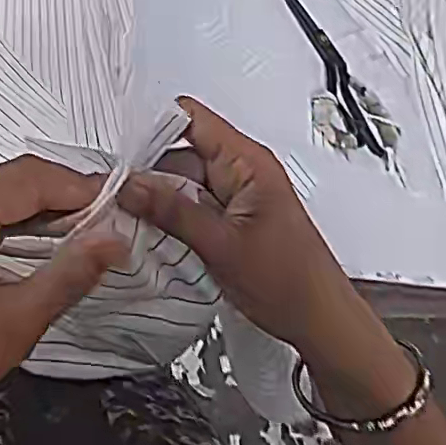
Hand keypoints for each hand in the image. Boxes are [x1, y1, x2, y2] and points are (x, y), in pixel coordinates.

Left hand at [0, 156, 127, 444]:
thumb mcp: (18, 320)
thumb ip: (69, 274)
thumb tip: (115, 238)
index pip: (27, 181)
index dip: (76, 187)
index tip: (119, 201)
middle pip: (20, 175)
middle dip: (69, 189)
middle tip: (113, 210)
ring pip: (13, 184)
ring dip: (55, 198)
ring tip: (97, 219)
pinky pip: (2, 201)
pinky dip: (36, 210)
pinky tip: (64, 227)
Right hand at [118, 97, 414, 416]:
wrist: (324, 326)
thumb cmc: (295, 287)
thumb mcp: (222, 246)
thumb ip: (172, 211)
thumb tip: (131, 185)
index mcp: (247, 162)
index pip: (190, 118)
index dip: (154, 128)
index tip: (126, 155)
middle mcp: (241, 169)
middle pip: (178, 150)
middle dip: (148, 171)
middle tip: (121, 195)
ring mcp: (234, 191)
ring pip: (180, 178)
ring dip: (157, 197)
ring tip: (135, 218)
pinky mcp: (228, 213)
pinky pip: (189, 201)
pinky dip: (170, 214)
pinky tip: (155, 232)